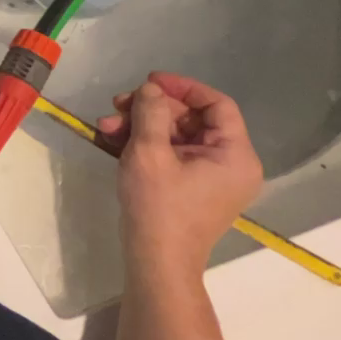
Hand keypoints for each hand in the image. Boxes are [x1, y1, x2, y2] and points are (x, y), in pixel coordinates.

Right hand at [99, 72, 263, 279]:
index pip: (217, 105)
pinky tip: (112, 140)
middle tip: (116, 105)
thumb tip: (151, 90)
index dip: (183, 88)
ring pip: (175, 133)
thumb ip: (151, 113)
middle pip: (191, 118)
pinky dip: (143, 143)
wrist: (156, 257)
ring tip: (106, 126)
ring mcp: (210, 175)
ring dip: (139, 125)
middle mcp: (230, 163)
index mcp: (234, 155)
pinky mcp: (191, 185)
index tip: (148, 82)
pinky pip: (170, 151)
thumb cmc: (159, 204)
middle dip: (150, 108)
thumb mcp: (150, 152)